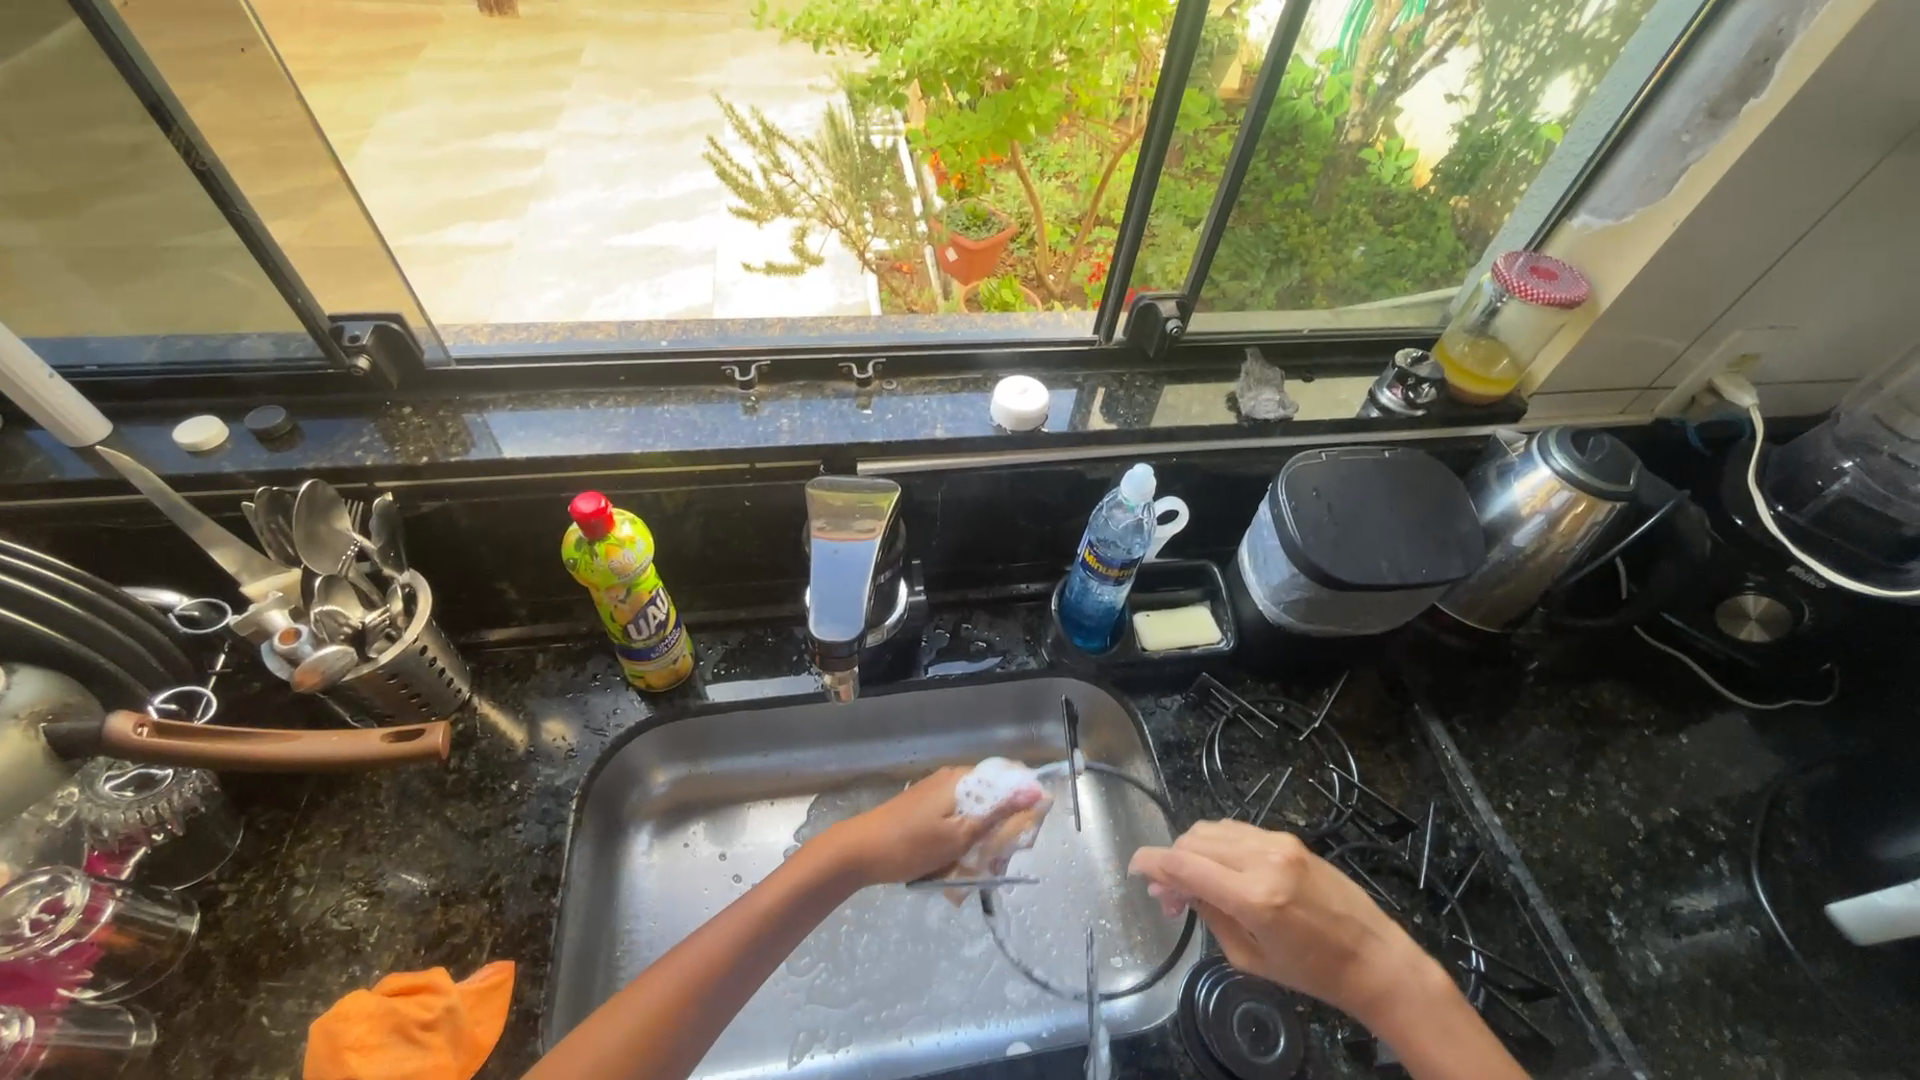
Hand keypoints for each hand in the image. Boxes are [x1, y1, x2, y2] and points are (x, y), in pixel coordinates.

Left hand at [820, 766, 1043, 886]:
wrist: (858, 853)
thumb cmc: (911, 845)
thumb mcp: (960, 835)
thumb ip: (999, 814)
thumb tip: (1035, 791)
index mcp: (963, 780)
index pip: (1009, 779)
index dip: (1024, 805)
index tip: (1025, 837)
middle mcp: (952, 779)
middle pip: (993, 800)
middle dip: (1000, 833)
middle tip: (994, 865)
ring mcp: (937, 794)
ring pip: (974, 816)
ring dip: (979, 844)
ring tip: (970, 874)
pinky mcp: (926, 809)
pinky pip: (955, 823)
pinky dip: (960, 844)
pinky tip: (953, 869)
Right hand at [1129, 820, 1443, 1026]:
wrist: (1375, 958)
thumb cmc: (1312, 973)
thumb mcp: (1249, 957)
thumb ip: (1208, 914)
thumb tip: (1172, 889)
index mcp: (1253, 897)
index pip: (1183, 865)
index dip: (1150, 862)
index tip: (1133, 869)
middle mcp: (1263, 860)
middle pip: (1192, 841)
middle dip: (1170, 863)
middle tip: (1168, 896)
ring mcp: (1277, 843)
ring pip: (1211, 829)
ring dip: (1191, 850)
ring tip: (1192, 883)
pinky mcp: (1288, 838)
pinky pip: (1235, 829)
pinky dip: (1216, 843)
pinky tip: (1219, 869)